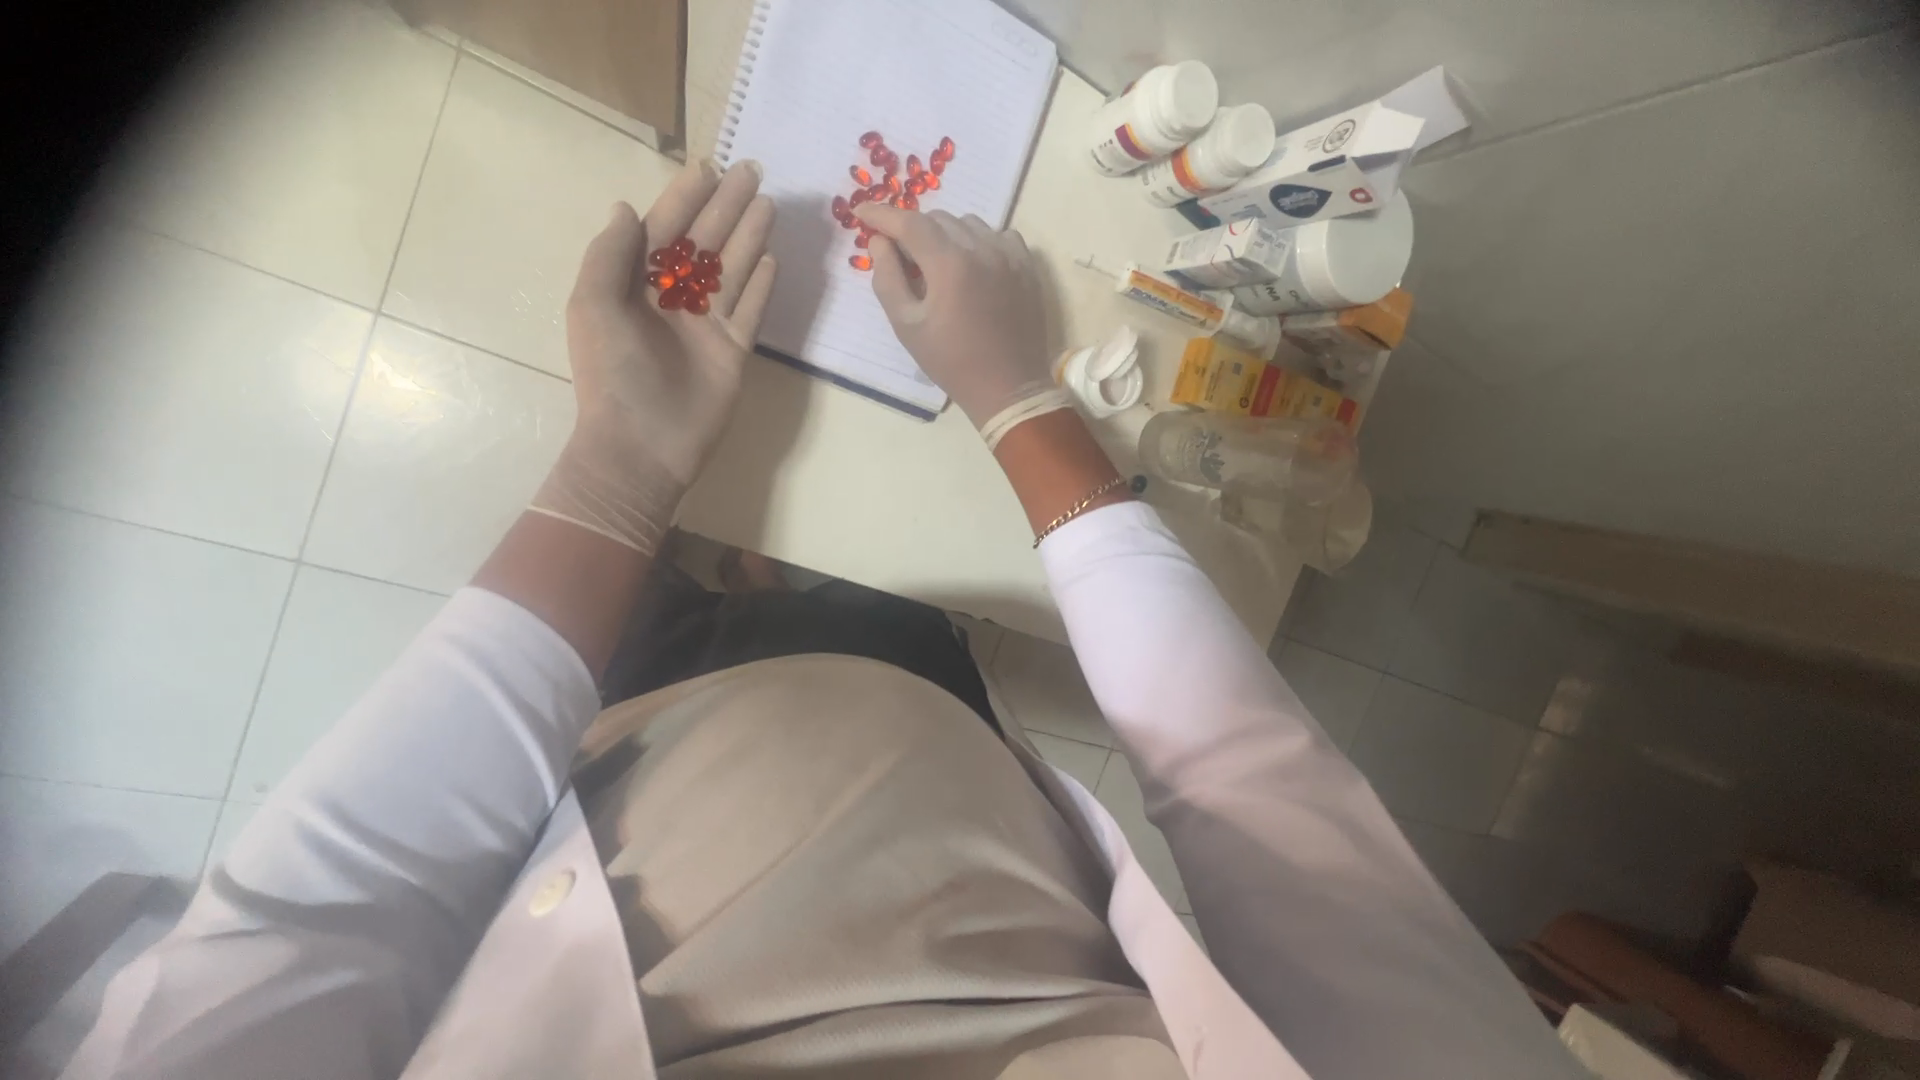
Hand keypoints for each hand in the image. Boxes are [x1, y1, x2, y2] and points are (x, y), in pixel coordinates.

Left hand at [530, 160, 775, 554]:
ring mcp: (705, 326)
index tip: (709, 166)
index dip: (685, 197)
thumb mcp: (593, 306)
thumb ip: (610, 255)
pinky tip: (773, 257)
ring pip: (732, 270)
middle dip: (726, 206)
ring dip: (749, 236)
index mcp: (634, 285)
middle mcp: (672, 299)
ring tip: (769, 203)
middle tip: (753, 171)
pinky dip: (761, 285)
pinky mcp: (733, 352)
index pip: (664, 229)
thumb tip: (624, 207)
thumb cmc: (611, 375)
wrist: (642, 447)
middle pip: (704, 242)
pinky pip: (751, 310)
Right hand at [853, 204, 1067, 446]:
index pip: (909, 222)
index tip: (862, 212)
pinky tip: (973, 266)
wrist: (1007, 386)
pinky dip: (978, 241)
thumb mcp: (907, 326)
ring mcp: (1008, 254)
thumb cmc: (951, 361)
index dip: (881, 213)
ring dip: (946, 235)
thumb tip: (880, 242)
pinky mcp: (1027, 265)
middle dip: (914, 230)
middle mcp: (981, 247)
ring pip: (968, 223)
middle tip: (903, 256)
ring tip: (939, 265)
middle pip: (938, 219)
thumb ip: (887, 278)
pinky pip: (997, 235)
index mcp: (949, 263)